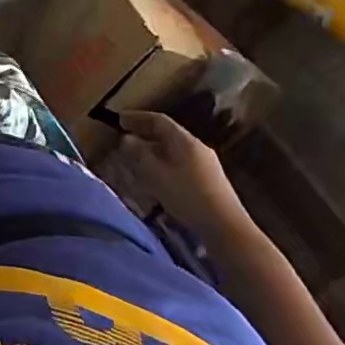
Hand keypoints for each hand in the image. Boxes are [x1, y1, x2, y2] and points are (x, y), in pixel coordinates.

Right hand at [105, 111, 253, 239]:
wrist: (225, 226)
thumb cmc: (187, 197)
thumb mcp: (156, 175)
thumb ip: (139, 155)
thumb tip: (127, 139)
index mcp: (185, 141)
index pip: (159, 120)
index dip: (138, 118)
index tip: (119, 119)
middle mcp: (197, 147)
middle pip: (168, 133)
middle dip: (145, 132)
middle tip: (125, 135)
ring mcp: (205, 163)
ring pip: (174, 148)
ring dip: (153, 148)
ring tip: (136, 155)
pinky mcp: (208, 178)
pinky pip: (180, 161)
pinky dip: (163, 161)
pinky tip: (156, 174)